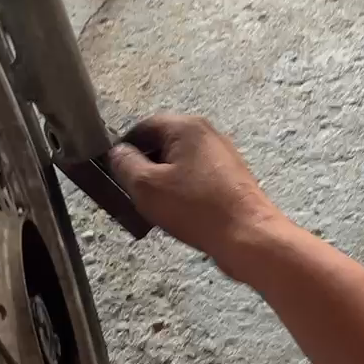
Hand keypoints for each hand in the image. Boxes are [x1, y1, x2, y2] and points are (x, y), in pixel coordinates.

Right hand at [105, 115, 287, 271]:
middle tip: (133, 194)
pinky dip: (182, 192)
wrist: (248, 236)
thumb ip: (124, 164)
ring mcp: (222, 156)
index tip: (115, 174)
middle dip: (144, 168)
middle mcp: (206, 134)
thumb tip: (117, 153)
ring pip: (179, 164)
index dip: (124, 149)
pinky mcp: (230, 178)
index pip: (143, 127)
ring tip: (155, 209)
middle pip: (162, 145)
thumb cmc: (195, 208)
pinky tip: (178, 214)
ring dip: (162, 183)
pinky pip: (196, 178)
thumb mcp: (146, 186)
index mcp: (186, 127)